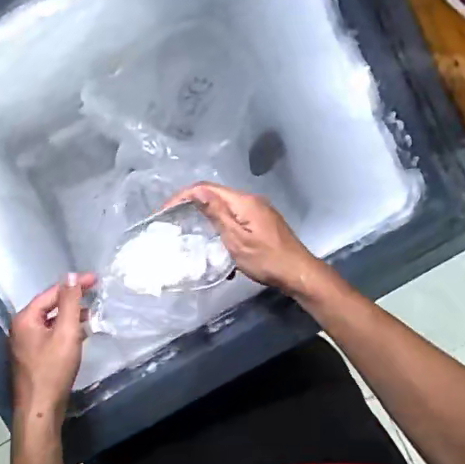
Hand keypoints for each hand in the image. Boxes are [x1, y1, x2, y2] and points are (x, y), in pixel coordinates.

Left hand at [9, 272, 96, 424]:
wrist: (39, 409)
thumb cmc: (53, 370)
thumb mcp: (66, 333)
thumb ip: (69, 303)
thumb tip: (71, 275)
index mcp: (25, 318)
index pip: (52, 293)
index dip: (74, 285)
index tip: (96, 280)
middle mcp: (20, 328)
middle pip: (49, 306)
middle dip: (72, 300)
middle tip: (95, 295)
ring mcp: (24, 344)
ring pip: (50, 322)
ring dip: (69, 317)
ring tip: (91, 315)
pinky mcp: (31, 358)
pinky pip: (49, 336)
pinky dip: (64, 332)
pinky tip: (78, 336)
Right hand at [164, 183, 330, 297]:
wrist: (299, 274)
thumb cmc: (267, 260)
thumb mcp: (237, 240)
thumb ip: (217, 215)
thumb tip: (197, 192)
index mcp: (244, 202)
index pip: (207, 189)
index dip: (183, 196)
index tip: (165, 211)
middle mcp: (251, 201)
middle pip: (216, 195)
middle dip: (193, 205)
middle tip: (174, 221)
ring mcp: (259, 211)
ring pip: (225, 208)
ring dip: (207, 217)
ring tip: (190, 231)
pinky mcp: (263, 223)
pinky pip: (236, 218)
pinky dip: (222, 227)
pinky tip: (216, 242)